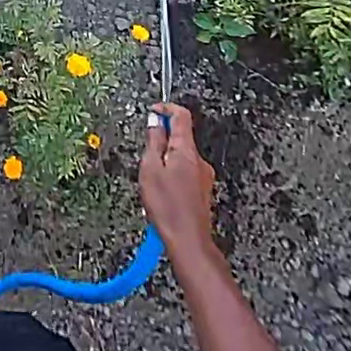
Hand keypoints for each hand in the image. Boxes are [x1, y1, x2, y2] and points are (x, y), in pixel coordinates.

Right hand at [139, 102, 216, 263]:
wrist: (188, 242)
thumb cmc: (168, 208)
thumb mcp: (150, 169)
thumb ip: (153, 141)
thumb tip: (154, 122)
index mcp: (187, 150)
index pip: (181, 115)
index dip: (166, 108)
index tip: (154, 111)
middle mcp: (199, 160)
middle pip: (181, 136)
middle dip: (162, 139)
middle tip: (148, 155)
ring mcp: (203, 175)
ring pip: (182, 155)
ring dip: (166, 159)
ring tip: (154, 180)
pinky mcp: (201, 189)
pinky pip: (185, 170)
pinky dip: (172, 173)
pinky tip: (163, 192)